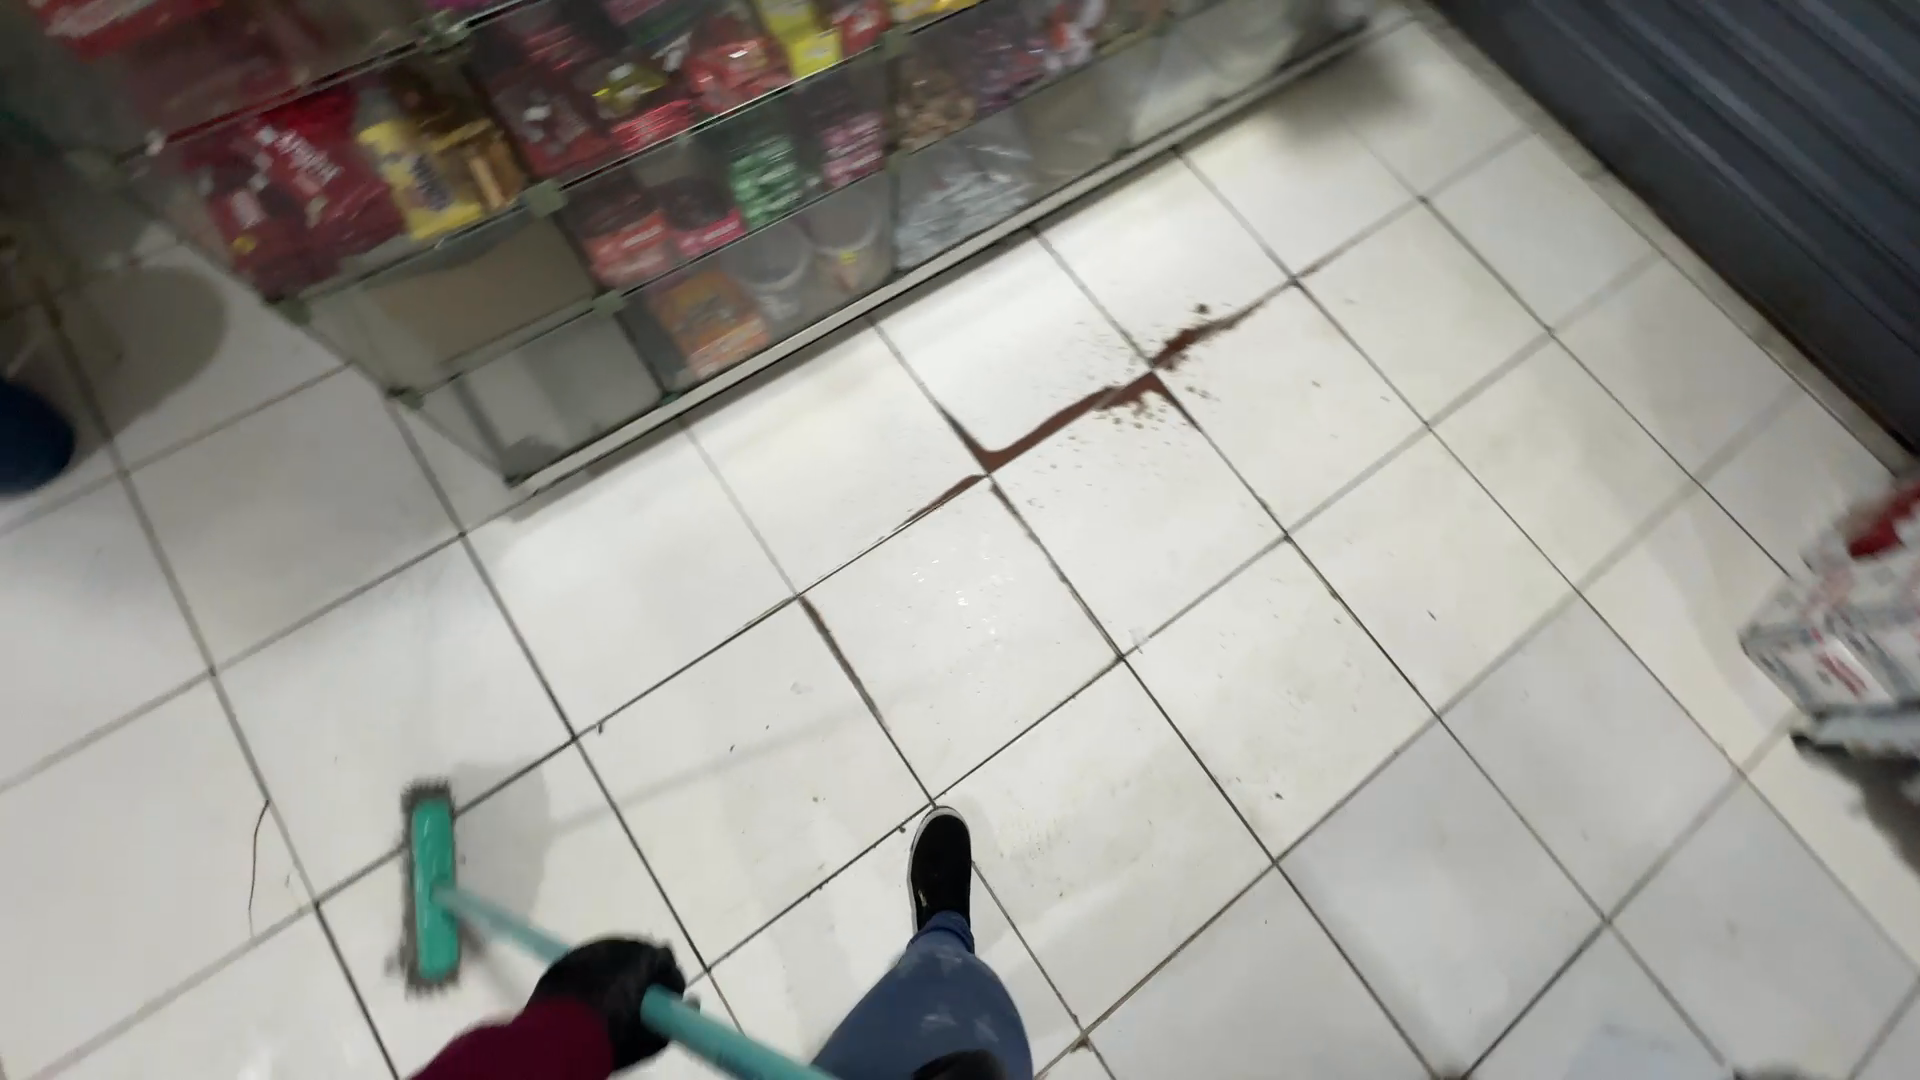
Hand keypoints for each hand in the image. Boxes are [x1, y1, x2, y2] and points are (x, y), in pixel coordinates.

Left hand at [530, 938, 686, 1068]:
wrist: (554, 1042)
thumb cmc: (609, 1037)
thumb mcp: (650, 1037)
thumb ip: (677, 1018)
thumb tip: (693, 1003)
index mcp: (645, 957)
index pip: (666, 958)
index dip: (668, 979)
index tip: (666, 999)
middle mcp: (622, 944)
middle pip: (640, 954)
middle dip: (643, 973)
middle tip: (638, 1000)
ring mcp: (592, 949)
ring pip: (613, 956)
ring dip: (618, 972)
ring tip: (612, 999)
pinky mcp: (569, 958)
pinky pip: (589, 962)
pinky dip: (593, 975)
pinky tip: (589, 997)